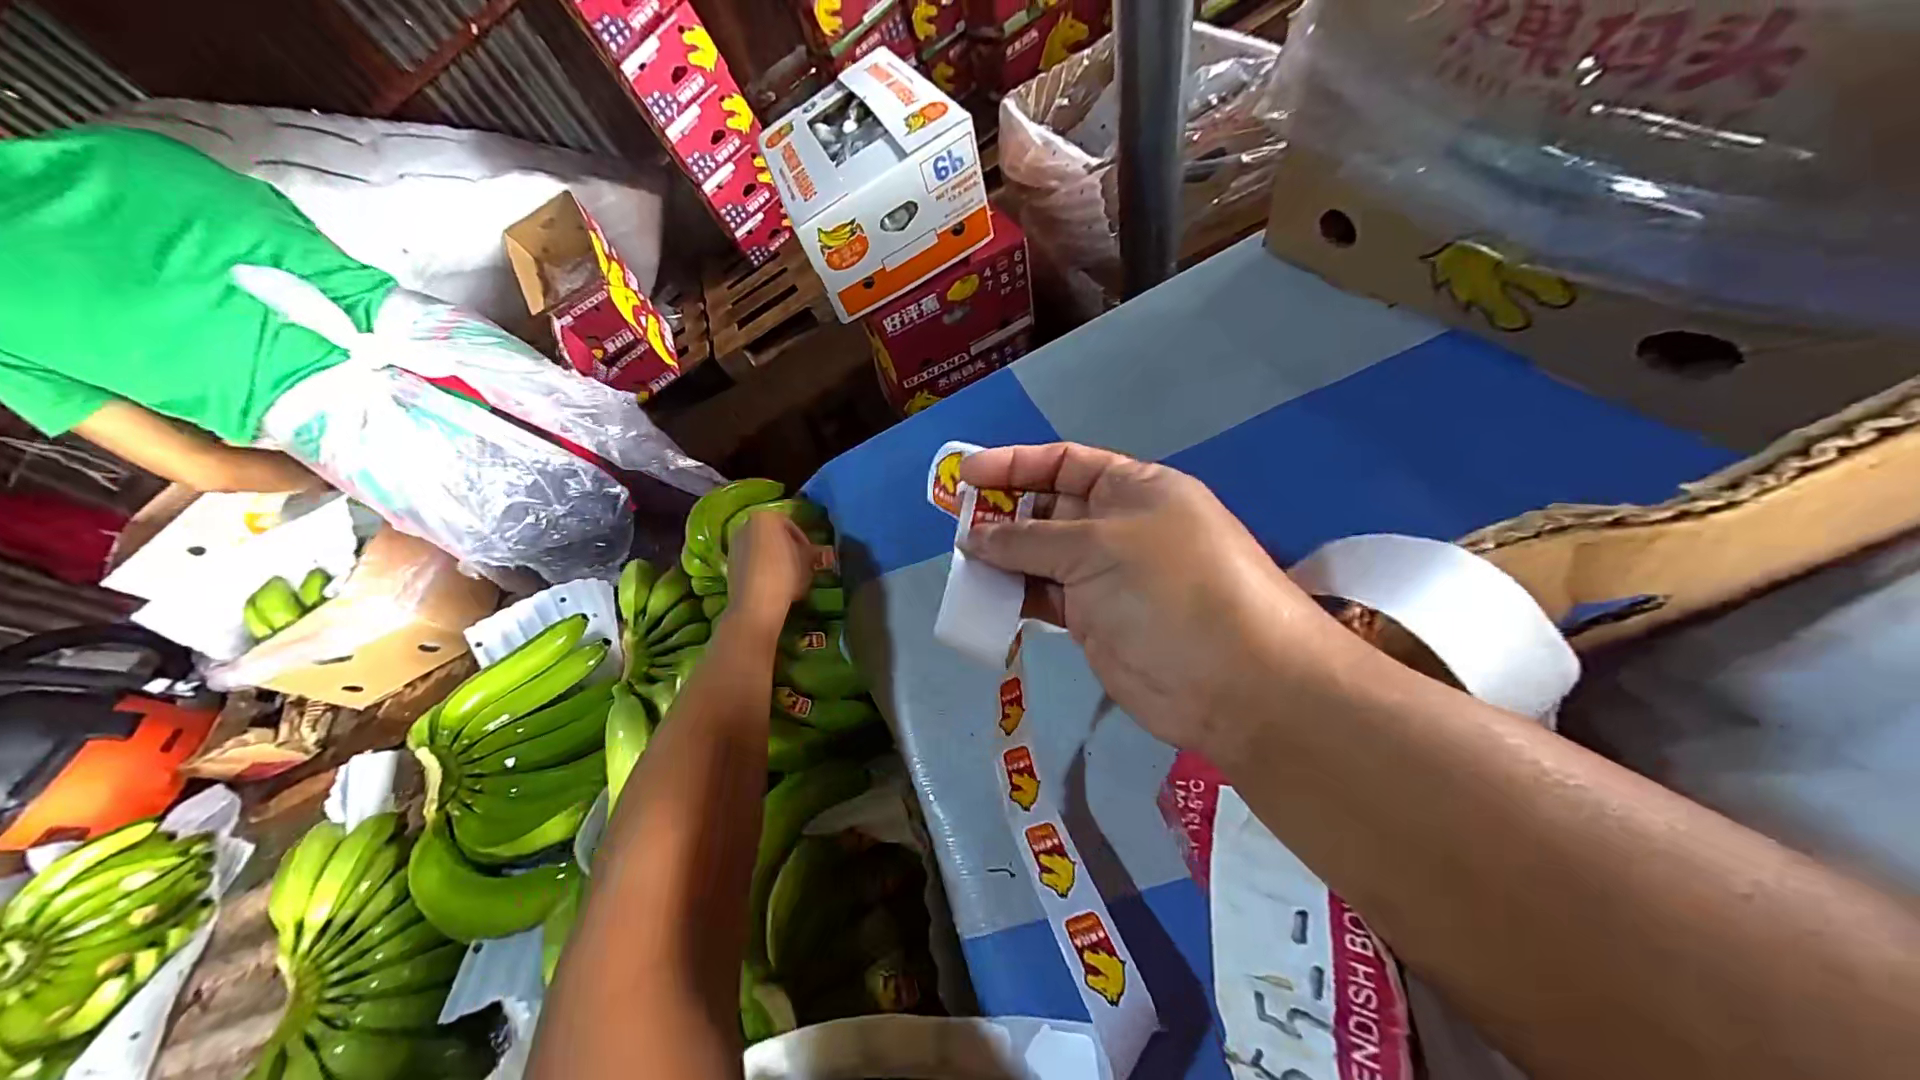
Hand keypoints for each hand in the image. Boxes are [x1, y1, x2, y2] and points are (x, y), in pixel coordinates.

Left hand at [725, 509, 811, 626]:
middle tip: (801, 565)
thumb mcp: (807, 561)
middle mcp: (745, 526)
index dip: (804, 541)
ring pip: (761, 548)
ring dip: (775, 559)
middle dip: (788, 549)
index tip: (811, 556)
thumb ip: (815, 552)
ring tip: (788, 577)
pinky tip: (773, 584)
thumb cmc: (784, 574)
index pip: (790, 525)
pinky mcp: (729, 565)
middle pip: (773, 536)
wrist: (756, 604)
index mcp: (765, 518)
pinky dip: (762, 568)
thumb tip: (826, 552)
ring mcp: (734, 545)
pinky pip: (751, 562)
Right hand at [959, 443, 1357, 756]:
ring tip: (961, 561)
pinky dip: (1015, 594)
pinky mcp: (1095, 620)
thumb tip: (974, 538)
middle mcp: (1119, 526)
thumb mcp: (1098, 548)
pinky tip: (984, 596)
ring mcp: (1107, 576)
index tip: (967, 474)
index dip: (1015, 464)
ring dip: (1003, 557)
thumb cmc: (1169, 589)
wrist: (1233, 684)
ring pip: (1041, 556)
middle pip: (1049, 508)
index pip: (1066, 462)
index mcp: (1134, 488)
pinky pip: (1045, 597)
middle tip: (954, 523)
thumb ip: (1029, 540)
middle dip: (1003, 511)